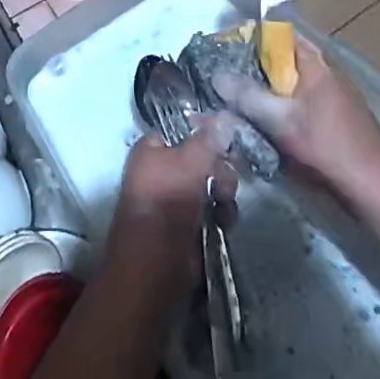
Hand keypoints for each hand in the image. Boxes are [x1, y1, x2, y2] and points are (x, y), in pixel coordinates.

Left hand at [107, 116, 237, 285]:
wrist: (155, 263)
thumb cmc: (164, 203)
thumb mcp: (187, 164)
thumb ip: (207, 141)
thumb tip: (223, 115)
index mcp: (151, 149)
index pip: (183, 130)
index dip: (206, 134)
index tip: (228, 141)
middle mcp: (162, 169)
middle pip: (203, 158)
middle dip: (218, 171)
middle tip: (220, 185)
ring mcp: (175, 198)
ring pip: (212, 185)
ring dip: (223, 196)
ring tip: (221, 209)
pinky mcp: (189, 223)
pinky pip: (213, 210)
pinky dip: (221, 216)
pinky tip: (222, 226)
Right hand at [215, 37, 379, 206]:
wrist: (377, 188)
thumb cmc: (327, 146)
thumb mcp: (279, 120)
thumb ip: (246, 95)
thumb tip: (216, 75)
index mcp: (314, 62)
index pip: (276, 32)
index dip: (248, 36)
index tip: (223, 49)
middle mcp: (326, 70)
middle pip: (280, 57)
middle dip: (252, 65)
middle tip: (225, 77)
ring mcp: (334, 92)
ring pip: (289, 80)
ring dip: (266, 87)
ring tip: (239, 99)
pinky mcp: (336, 114)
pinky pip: (299, 98)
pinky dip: (281, 103)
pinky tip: (267, 121)